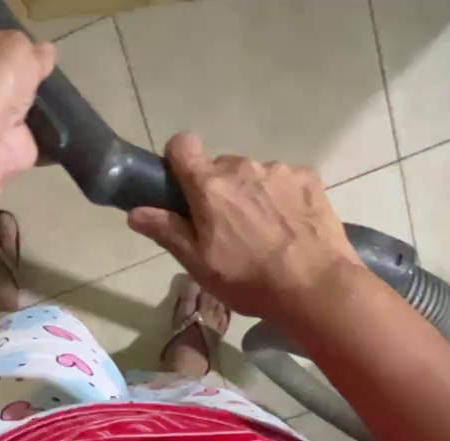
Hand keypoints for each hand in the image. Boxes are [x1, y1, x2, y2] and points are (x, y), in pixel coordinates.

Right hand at [128, 133, 363, 320]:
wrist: (314, 286)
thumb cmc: (248, 280)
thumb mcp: (199, 265)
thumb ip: (168, 232)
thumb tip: (135, 212)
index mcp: (210, 186)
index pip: (182, 145)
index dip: (178, 161)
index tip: (182, 187)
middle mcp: (243, 167)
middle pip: (220, 167)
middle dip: (217, 191)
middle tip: (225, 230)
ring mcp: (279, 170)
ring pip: (252, 175)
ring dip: (250, 196)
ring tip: (262, 235)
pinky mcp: (308, 178)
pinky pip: (283, 181)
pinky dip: (280, 199)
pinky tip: (288, 229)